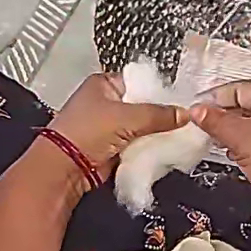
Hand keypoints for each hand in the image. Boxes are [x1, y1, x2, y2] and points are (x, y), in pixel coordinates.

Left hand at [45, 73, 187, 180]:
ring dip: (157, 133)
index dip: (161, 91)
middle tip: (183, 119)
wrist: (66, 168)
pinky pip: (139, 145)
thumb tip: (184, 114)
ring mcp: (110, 127)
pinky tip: (166, 148)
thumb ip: (160, 114)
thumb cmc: (85, 132)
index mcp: (105, 84)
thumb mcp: (128, 116)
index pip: (141, 82)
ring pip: (143, 128)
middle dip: (162, 115)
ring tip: (179, 134)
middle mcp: (107, 103)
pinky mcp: (114, 148)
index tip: (181, 100)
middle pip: (144, 106)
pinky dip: (150, 148)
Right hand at [190, 81, 250, 196]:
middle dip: (226, 114)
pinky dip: (248, 141)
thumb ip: (216, 121)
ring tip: (218, 138)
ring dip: (235, 129)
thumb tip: (198, 110)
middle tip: (206, 123)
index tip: (200, 107)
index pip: (243, 88)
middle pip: (250, 104)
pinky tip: (235, 151)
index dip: (218, 96)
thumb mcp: (240, 137)